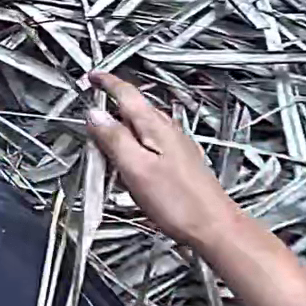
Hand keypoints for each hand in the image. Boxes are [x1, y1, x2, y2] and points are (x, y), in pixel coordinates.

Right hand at [82, 71, 242, 249]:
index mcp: (154, 126)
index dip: (105, 82)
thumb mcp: (136, 169)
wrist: (215, 228)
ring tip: (105, 147)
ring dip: (120, 128)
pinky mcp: (179, 159)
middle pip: (133, 107)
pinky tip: (130, 165)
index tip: (91, 77)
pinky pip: (149, 141)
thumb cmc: (179, 202)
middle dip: (109, 108)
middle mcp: (167, 129)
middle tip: (90, 119)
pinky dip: (133, 144)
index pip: (126, 92)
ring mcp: (176, 143)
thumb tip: (95, 115)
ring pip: (141, 125)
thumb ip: (114, 139)